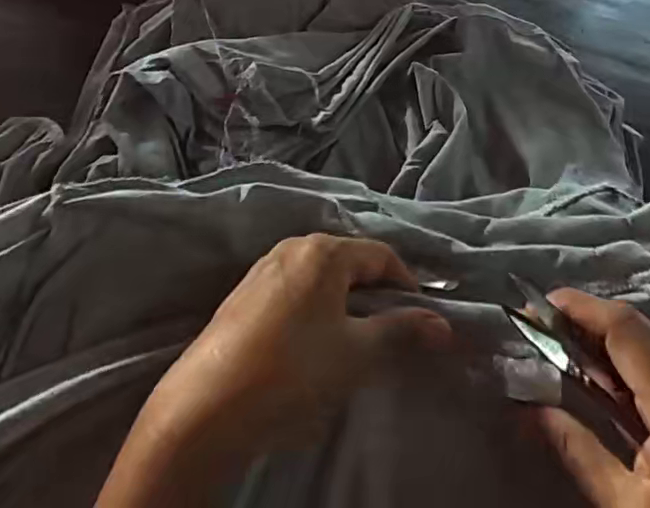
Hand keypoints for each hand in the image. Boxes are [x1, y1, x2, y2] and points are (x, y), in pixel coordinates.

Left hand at [95, 235, 451, 505]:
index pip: (381, 255)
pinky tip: (310, 342)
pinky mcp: (243, 292)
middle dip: (375, 292)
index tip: (420, 318)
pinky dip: (314, 307)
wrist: (206, 404)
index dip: (407, 284)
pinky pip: (294, 289)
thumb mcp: (355, 353)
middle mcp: (293, 246)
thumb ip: (400, 332)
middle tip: (389, 331)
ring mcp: (264, 267)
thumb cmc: (292, 369)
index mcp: (324, 251)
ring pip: (320, 276)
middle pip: (350, 261)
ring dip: (344, 301)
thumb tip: (443, 324)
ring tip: (352, 340)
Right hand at [535, 289, 649, 507]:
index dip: (582, 308)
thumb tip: (532, 411)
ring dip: (613, 344)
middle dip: (591, 321)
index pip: (626, 330)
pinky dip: (636, 368)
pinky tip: (611, 385)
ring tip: (567, 348)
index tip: (541, 303)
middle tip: (545, 326)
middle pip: (643, 333)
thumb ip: (581, 453)